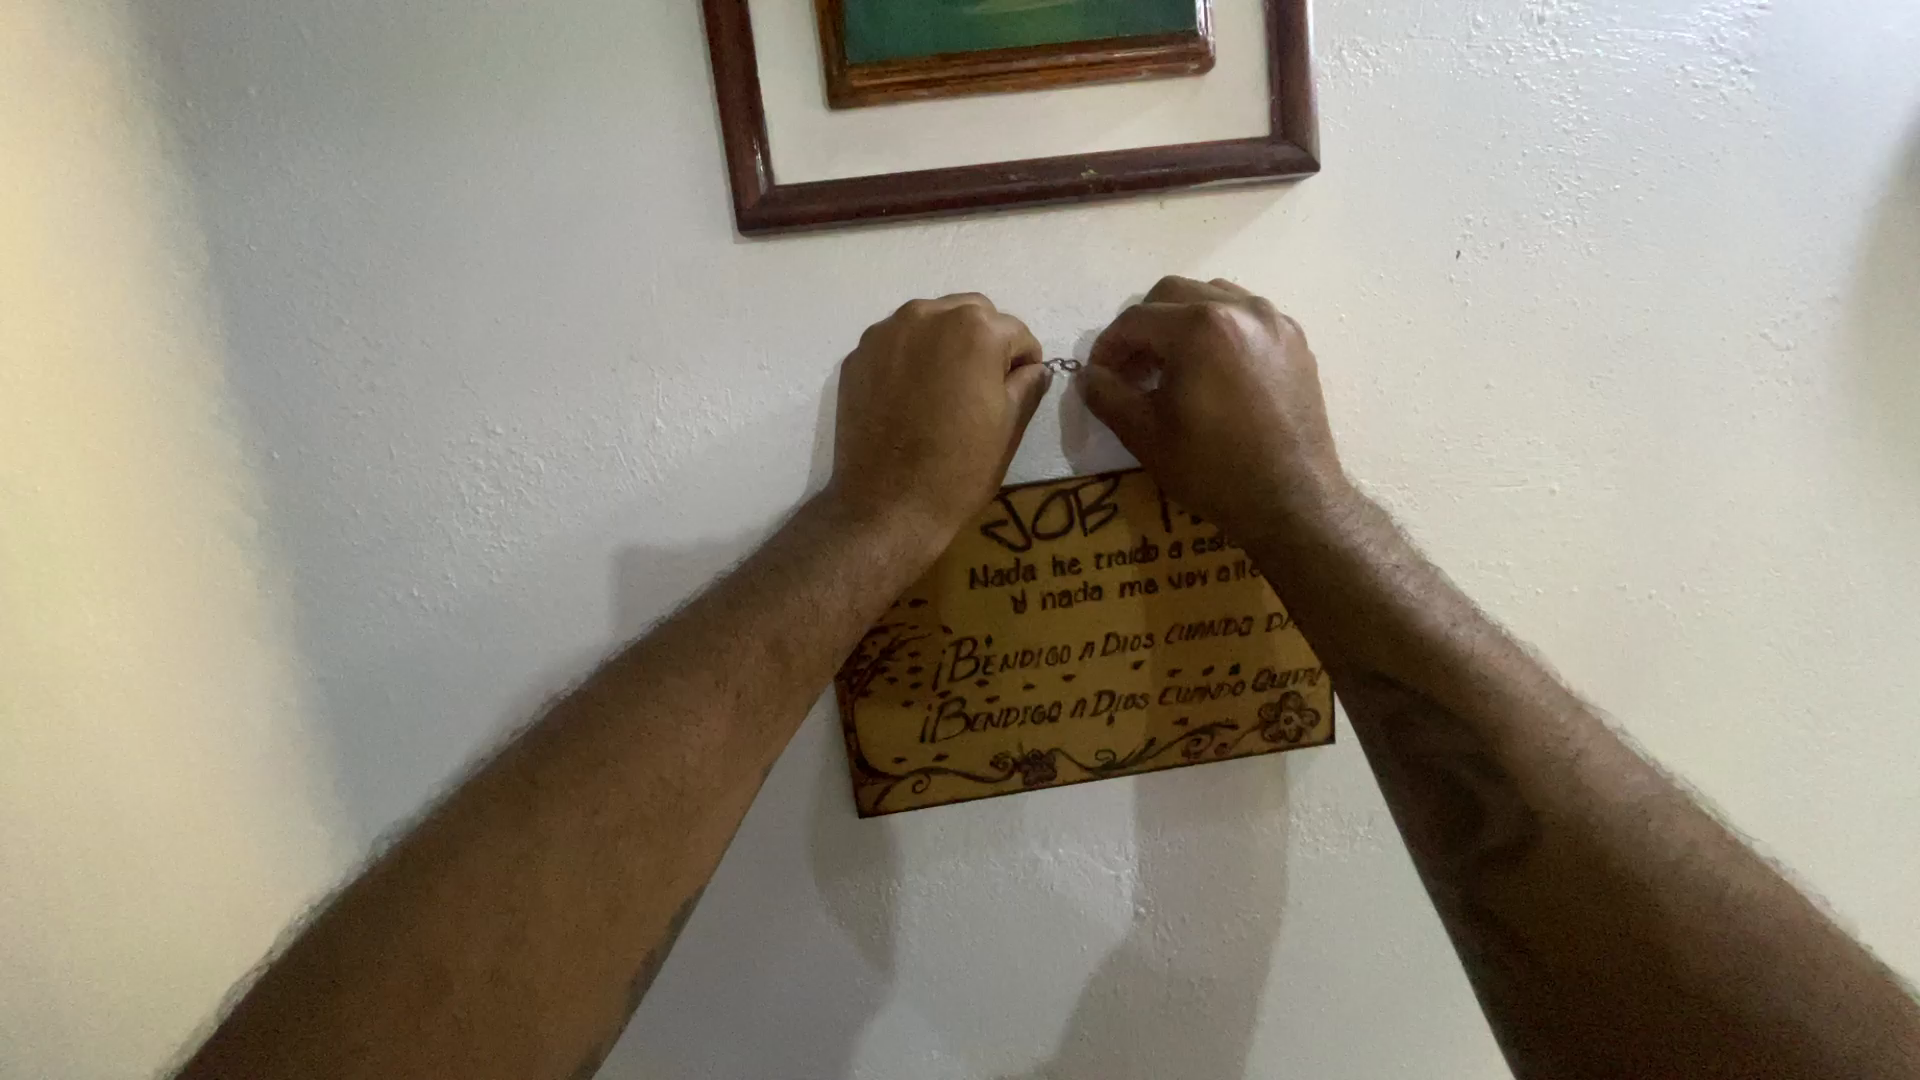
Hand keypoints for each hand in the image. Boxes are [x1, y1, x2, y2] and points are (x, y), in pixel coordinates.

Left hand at [826, 293, 1049, 546]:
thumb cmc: (959, 470)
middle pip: (970, 314)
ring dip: (944, 345)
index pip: (1015, 332)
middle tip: (981, 389)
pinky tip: (909, 399)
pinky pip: (895, 345)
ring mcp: (885, 334)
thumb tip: (1034, 369)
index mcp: (975, 329)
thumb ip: (1027, 386)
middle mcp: (926, 315)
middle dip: (984, 342)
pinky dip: (909, 360)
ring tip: (943, 391)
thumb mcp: (1008, 428)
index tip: (1018, 391)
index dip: (1023, 362)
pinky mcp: (857, 357)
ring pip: (929, 323)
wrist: (887, 507)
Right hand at [1080, 276, 1349, 543]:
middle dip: (1142, 328)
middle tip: (1131, 371)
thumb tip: (1088, 375)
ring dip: (1180, 323)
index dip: (1107, 347)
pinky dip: (1218, 331)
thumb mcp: (1144, 435)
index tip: (1098, 376)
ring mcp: (1274, 322)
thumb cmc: (1211, 469)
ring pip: (1212, 298)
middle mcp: (1241, 309)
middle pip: (1171, 295)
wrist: (1290, 500)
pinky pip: (1246, 317)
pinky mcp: (1295, 341)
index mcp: (1199, 328)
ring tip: (1171, 366)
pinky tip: (1211, 371)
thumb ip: (1107, 395)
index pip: (1135, 319)